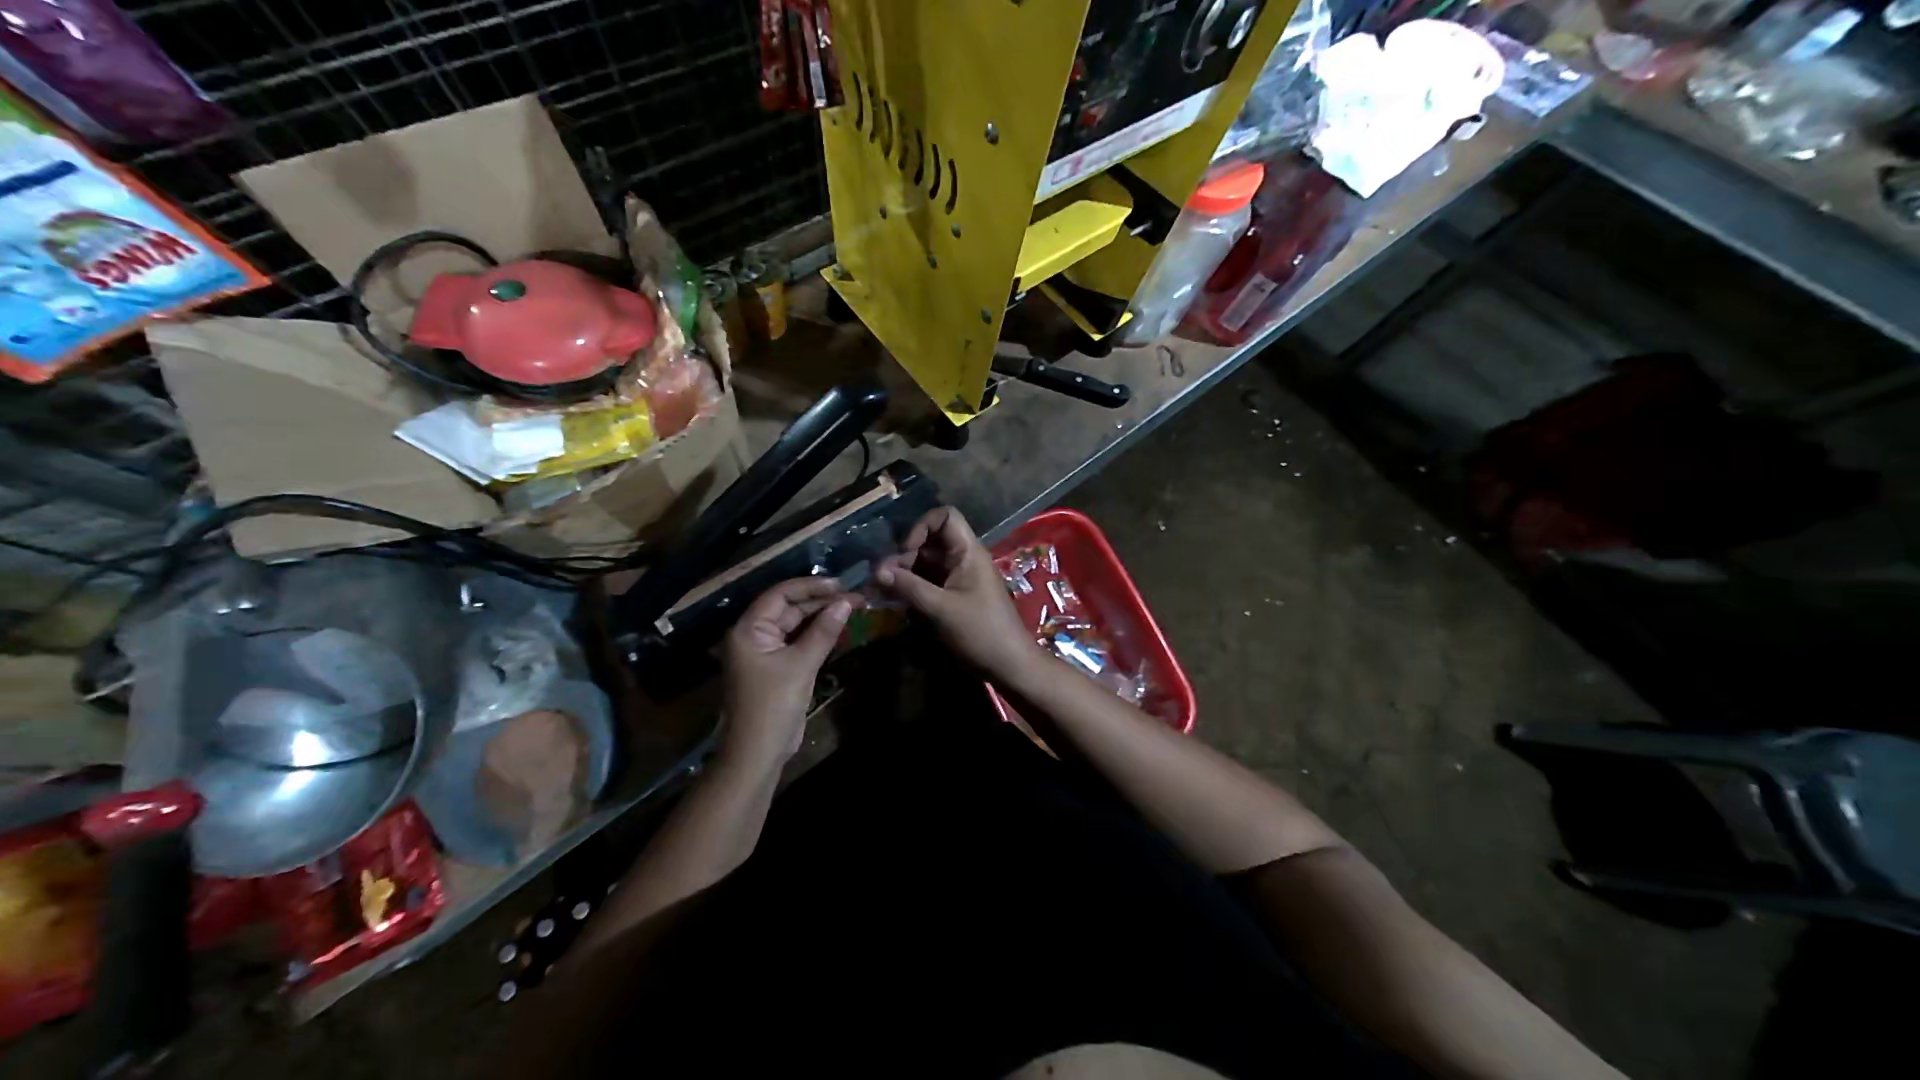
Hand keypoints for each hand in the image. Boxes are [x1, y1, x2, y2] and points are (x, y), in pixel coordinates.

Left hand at [720, 577, 858, 768]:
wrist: (758, 752)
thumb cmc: (773, 704)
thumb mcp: (801, 665)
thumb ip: (823, 632)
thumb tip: (846, 603)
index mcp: (749, 630)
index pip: (780, 595)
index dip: (810, 586)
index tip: (840, 584)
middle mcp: (754, 636)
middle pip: (789, 609)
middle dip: (821, 602)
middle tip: (855, 597)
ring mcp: (766, 653)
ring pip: (796, 625)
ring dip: (822, 618)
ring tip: (853, 608)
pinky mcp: (778, 668)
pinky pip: (799, 643)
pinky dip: (818, 636)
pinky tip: (840, 629)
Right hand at [876, 506, 1040, 679]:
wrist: (1008, 665)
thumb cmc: (980, 632)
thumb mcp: (941, 608)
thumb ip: (908, 587)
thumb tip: (876, 570)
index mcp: (968, 552)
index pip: (944, 516)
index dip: (921, 526)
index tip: (905, 551)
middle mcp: (963, 558)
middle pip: (929, 540)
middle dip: (904, 554)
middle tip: (884, 578)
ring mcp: (958, 578)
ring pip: (925, 562)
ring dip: (903, 572)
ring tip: (881, 589)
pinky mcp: (953, 596)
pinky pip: (928, 581)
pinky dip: (911, 587)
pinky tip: (892, 599)